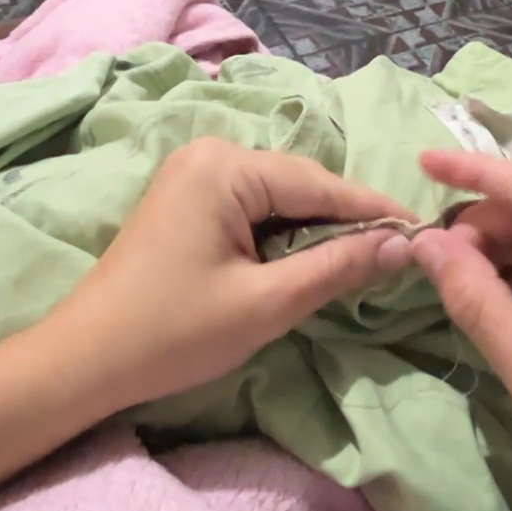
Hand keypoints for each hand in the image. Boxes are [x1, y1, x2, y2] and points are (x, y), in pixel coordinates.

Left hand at [41, 138, 413, 411]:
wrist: (86, 358)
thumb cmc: (174, 332)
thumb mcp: (266, 303)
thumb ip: (338, 267)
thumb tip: (402, 244)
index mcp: (225, 166)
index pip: (319, 183)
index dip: (374, 210)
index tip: (425, 230)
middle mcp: (210, 152)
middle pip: (298, 184)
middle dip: (345, 219)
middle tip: (398, 251)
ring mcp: (194, 171)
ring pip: (277, 195)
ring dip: (315, 227)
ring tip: (363, 257)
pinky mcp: (187, 196)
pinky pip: (251, 204)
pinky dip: (283, 231)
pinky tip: (307, 255)